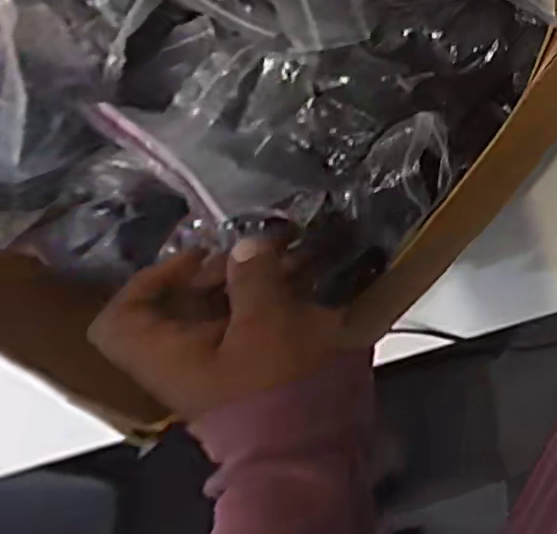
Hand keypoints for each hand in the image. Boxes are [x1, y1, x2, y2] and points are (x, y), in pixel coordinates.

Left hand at [88, 239, 352, 420]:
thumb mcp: (266, 320)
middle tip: (266, 247)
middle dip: (225, 270)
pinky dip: (282, 294)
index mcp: (165, 352)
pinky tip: (314, 279)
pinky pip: (261, 317)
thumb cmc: (275, 377)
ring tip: (302, 256)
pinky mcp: (263, 358)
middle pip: (184, 304)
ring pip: (229, 308)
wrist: (309, 427)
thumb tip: (246, 244)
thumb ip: (255, 279)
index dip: (154, 278)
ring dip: (262, 278)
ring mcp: (226, 359)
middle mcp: (186, 355)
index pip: (126, 314)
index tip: (203, 252)